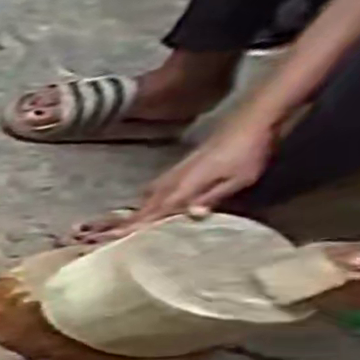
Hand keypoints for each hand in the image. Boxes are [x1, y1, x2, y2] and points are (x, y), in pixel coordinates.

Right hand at [84, 119, 276, 241]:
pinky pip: (154, 190)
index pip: (154, 211)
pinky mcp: (179, 169)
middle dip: (127, 221)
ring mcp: (174, 174)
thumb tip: (192, 215)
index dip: (135, 226)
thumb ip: (212, 197)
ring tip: (123, 223)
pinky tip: (147, 203)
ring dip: (136, 211)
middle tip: (108, 235)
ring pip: (147, 198)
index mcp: (183, 188)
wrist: (252, 122)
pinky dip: (146, 200)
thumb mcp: (239, 179)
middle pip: (145, 207)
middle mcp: (172, 182)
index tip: (114, 237)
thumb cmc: (250, 151)